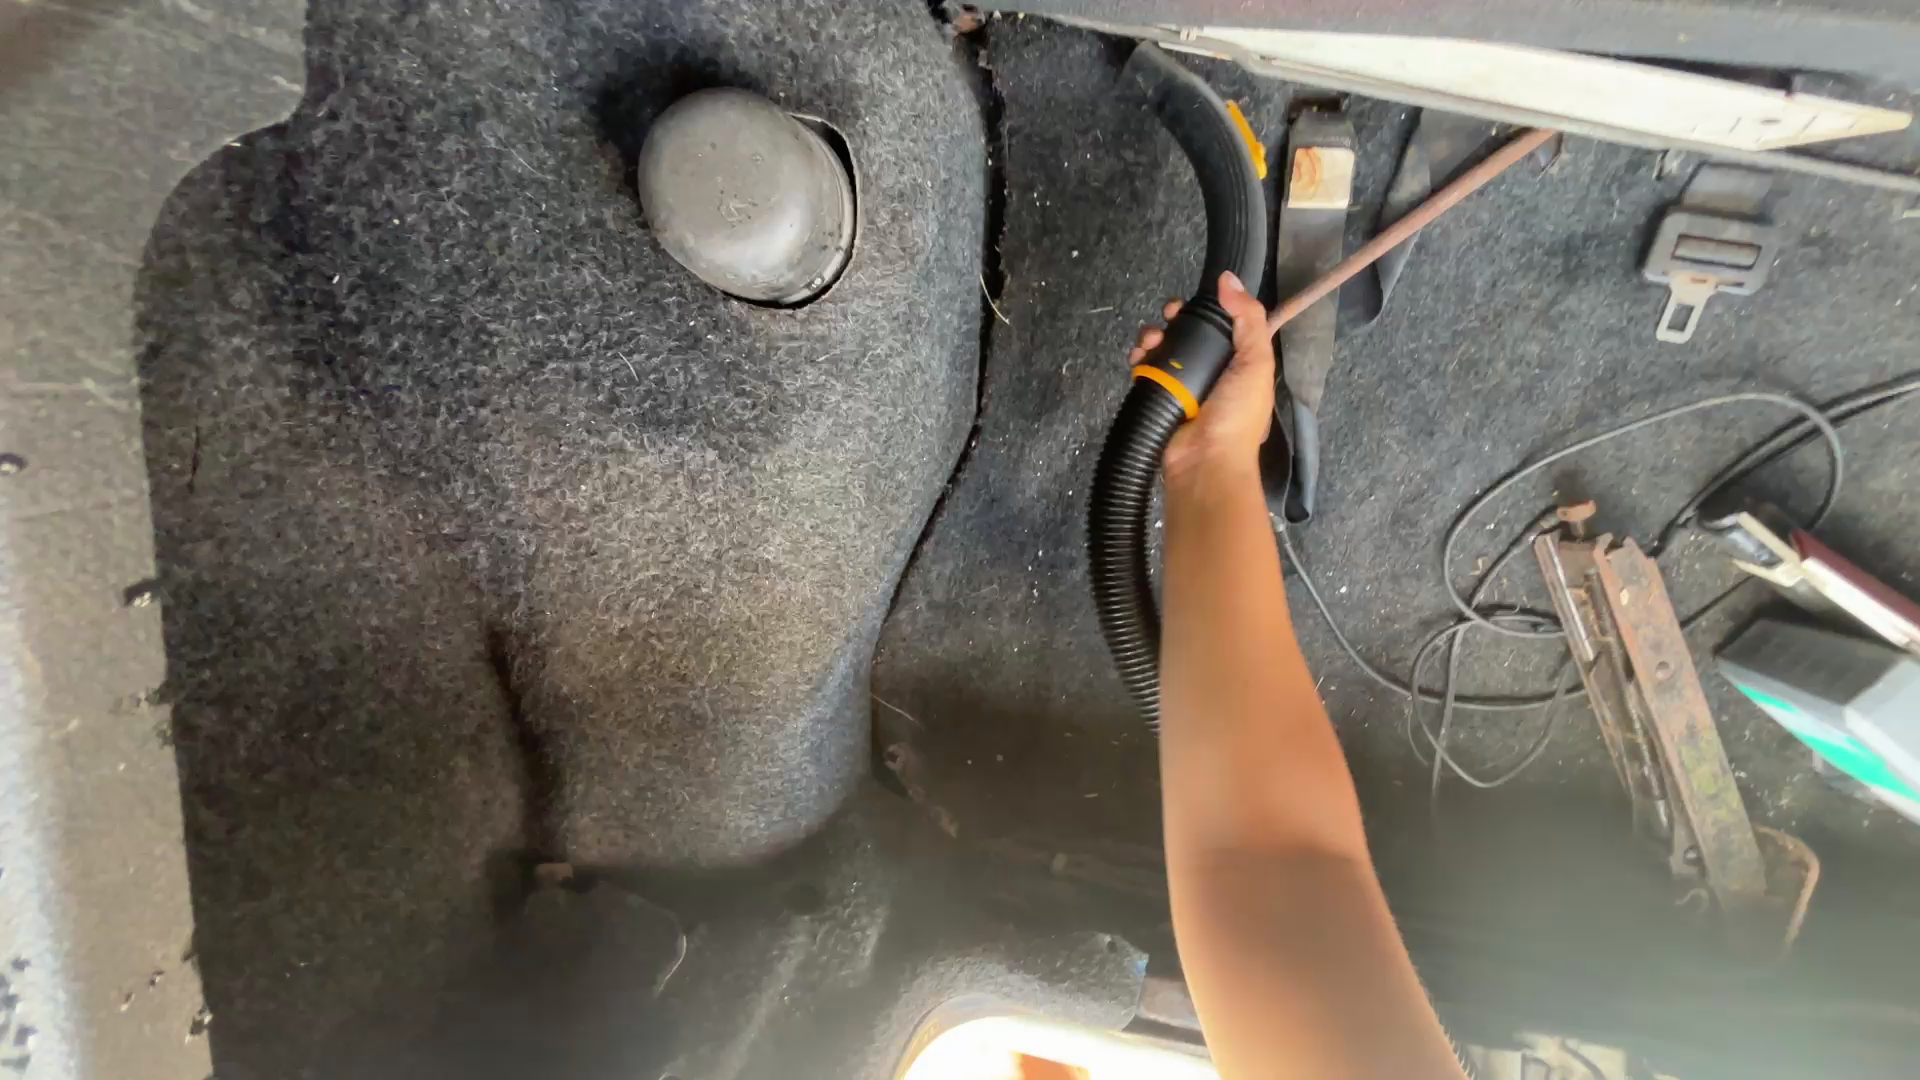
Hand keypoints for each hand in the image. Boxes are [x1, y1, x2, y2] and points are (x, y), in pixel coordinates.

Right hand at [1127, 271, 1275, 481]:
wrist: (1205, 461)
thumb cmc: (1237, 415)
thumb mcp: (1255, 362)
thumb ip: (1248, 318)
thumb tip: (1228, 280)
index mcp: (1236, 362)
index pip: (1218, 325)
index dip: (1204, 309)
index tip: (1191, 303)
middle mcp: (1208, 371)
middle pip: (1186, 334)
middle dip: (1173, 320)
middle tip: (1166, 319)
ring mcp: (1180, 386)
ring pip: (1162, 349)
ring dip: (1152, 337)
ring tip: (1148, 342)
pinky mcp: (1157, 399)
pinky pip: (1144, 371)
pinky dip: (1138, 360)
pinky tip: (1137, 357)